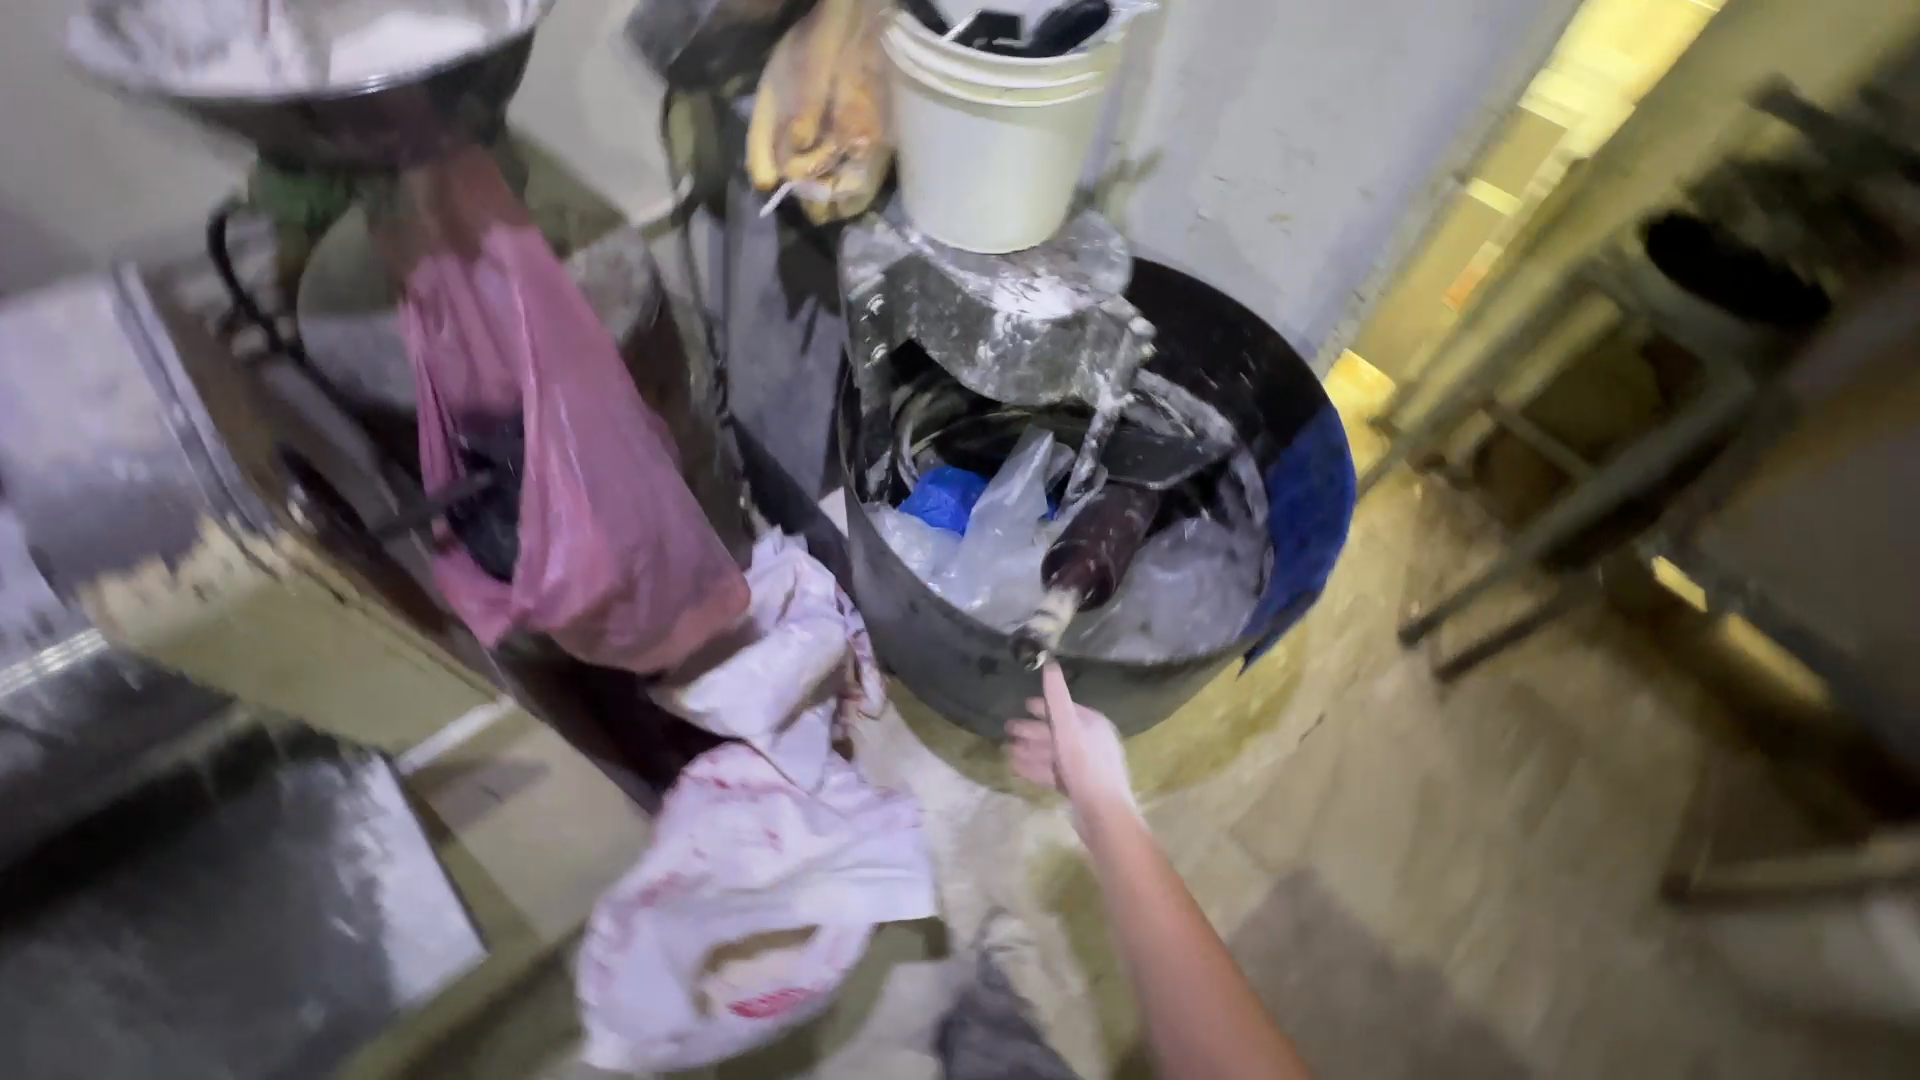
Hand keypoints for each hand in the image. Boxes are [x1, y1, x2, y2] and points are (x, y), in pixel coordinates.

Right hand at [1005, 662, 1136, 823]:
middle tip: (1007, 728)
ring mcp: (1084, 766)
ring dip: (1029, 750)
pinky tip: (1015, 767)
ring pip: (1052, 752)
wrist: (1103, 815)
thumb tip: (1049, 662)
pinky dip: (1034, 767)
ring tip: (1006, 749)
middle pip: (1056, 731)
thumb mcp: (1068, 727)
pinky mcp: (1077, 786)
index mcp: (1093, 725)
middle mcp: (1091, 742)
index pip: (1066, 708)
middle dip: (1031, 730)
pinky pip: (1052, 771)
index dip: (1044, 706)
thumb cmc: (1085, 765)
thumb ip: (1056, 697)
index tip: (1024, 705)